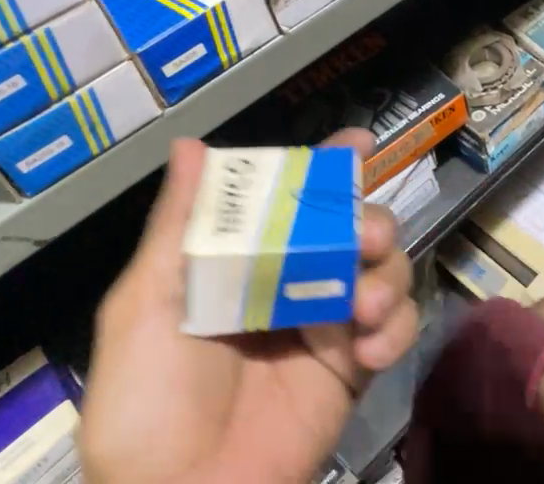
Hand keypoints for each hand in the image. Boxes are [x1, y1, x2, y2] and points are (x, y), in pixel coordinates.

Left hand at [79, 132, 417, 483]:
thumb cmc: (148, 401)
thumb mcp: (145, 307)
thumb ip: (178, 225)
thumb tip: (190, 144)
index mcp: (244, 261)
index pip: (293, 199)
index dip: (328, 166)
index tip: (360, 143)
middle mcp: (292, 282)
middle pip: (352, 227)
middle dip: (369, 221)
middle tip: (365, 239)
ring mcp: (328, 325)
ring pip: (386, 268)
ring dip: (388, 273)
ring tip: (366, 306)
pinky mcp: (355, 367)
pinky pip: (398, 328)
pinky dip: (398, 328)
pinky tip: (370, 350)